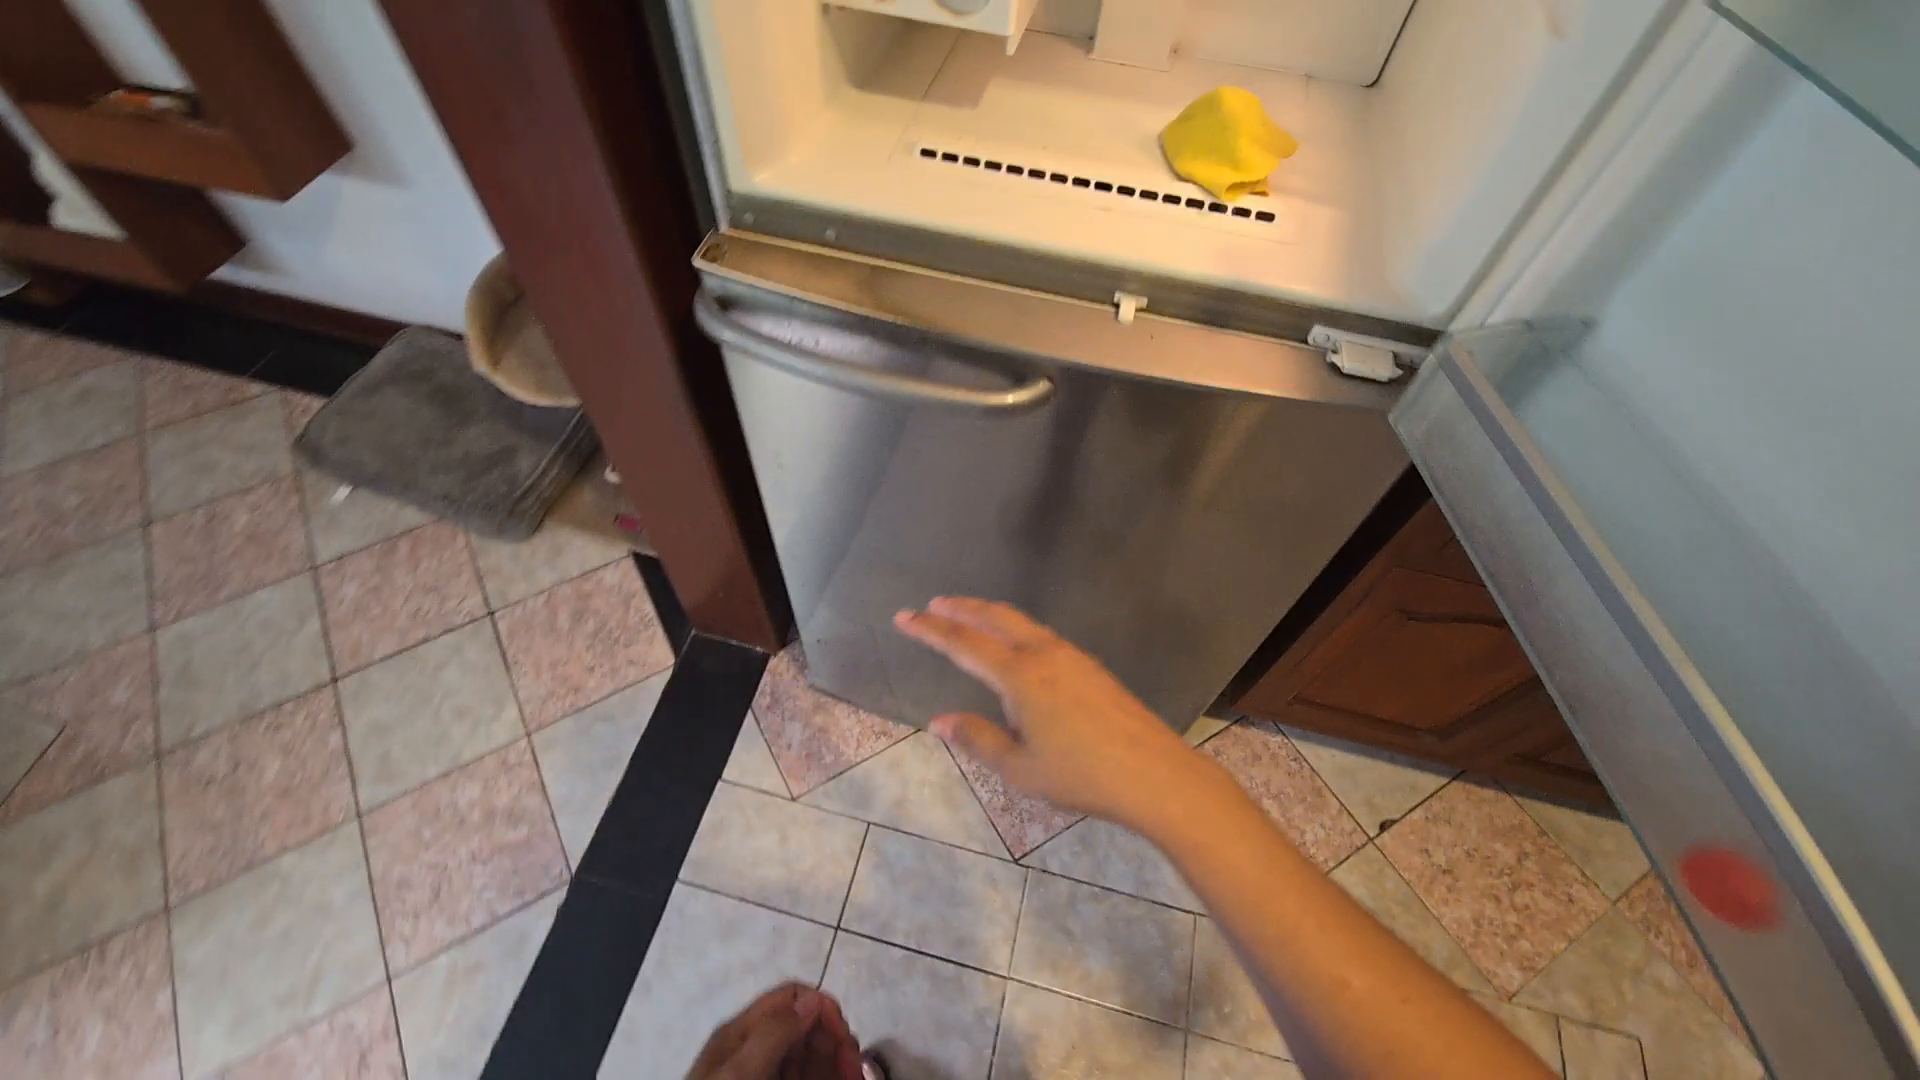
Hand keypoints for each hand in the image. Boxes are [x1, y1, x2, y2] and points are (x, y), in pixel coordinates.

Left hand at [686, 983, 862, 1079]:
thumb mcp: (740, 1072)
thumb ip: (774, 1033)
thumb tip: (814, 1000)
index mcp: (743, 1032)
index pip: (789, 997)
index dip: (821, 1007)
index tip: (843, 1034)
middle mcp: (758, 1049)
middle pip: (806, 1027)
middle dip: (836, 1040)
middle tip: (855, 1068)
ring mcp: (768, 1075)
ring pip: (813, 1056)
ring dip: (839, 1062)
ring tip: (856, 1077)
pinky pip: (810, 1077)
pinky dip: (831, 1076)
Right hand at [894, 597, 1208, 829]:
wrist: (1153, 773)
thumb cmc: (1081, 775)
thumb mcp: (1019, 768)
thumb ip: (978, 738)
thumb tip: (939, 721)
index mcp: (1020, 676)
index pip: (964, 645)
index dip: (930, 631)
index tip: (904, 617)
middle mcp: (1044, 654)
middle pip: (995, 618)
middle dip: (962, 608)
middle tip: (935, 605)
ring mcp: (1072, 656)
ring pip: (1022, 623)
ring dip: (990, 615)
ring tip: (969, 618)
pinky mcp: (1090, 667)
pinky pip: (1041, 635)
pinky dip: (1015, 629)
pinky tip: (1016, 646)